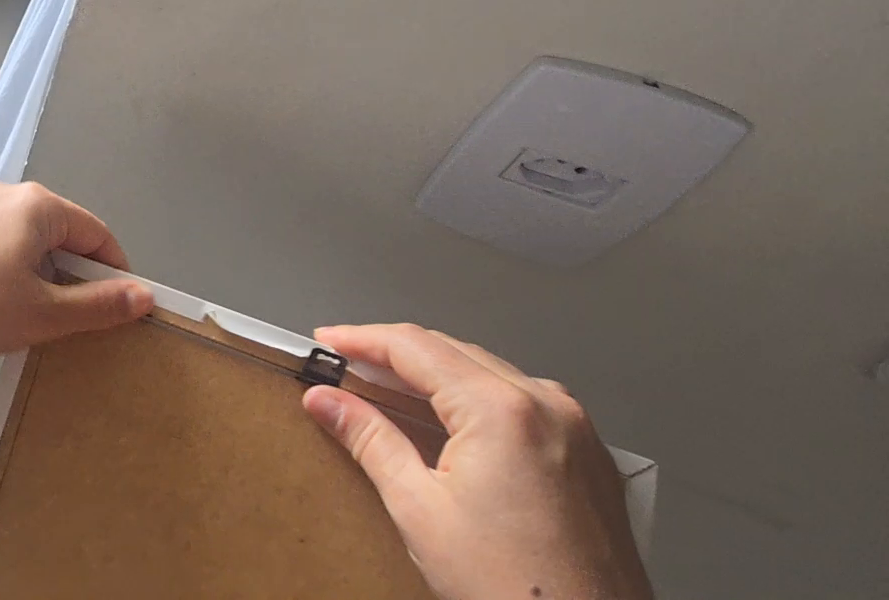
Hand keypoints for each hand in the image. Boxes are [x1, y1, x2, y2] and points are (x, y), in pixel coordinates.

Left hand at [0, 181, 152, 355]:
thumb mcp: (44, 314)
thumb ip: (99, 305)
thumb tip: (144, 295)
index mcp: (37, 204)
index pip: (97, 233)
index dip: (114, 273)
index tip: (118, 310)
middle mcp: (8, 193)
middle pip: (63, 232)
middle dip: (74, 274)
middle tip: (71, 318)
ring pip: (30, 238)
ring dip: (42, 273)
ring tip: (31, 314)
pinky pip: (0, 240)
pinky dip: (12, 267)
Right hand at [301, 324, 653, 599]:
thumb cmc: (514, 590)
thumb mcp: (419, 509)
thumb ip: (369, 439)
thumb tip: (325, 399)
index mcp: (501, 411)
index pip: (413, 346)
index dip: (361, 338)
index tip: (326, 342)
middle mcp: (546, 406)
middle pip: (449, 349)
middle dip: (391, 351)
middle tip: (344, 364)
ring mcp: (575, 428)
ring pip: (484, 368)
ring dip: (431, 369)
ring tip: (386, 386)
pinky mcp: (588, 453)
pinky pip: (518, 396)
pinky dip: (470, 393)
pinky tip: (444, 415)